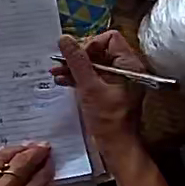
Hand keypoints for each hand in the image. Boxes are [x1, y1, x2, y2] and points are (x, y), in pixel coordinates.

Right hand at [53, 31, 145, 147]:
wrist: (117, 146)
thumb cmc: (108, 119)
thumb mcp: (89, 87)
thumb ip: (77, 61)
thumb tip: (64, 39)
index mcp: (128, 64)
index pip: (109, 38)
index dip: (90, 44)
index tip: (76, 57)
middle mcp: (126, 68)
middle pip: (100, 50)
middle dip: (78, 56)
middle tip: (60, 63)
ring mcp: (118, 80)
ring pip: (94, 63)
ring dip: (75, 67)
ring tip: (56, 72)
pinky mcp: (110, 90)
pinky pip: (93, 75)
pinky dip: (79, 77)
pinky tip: (63, 80)